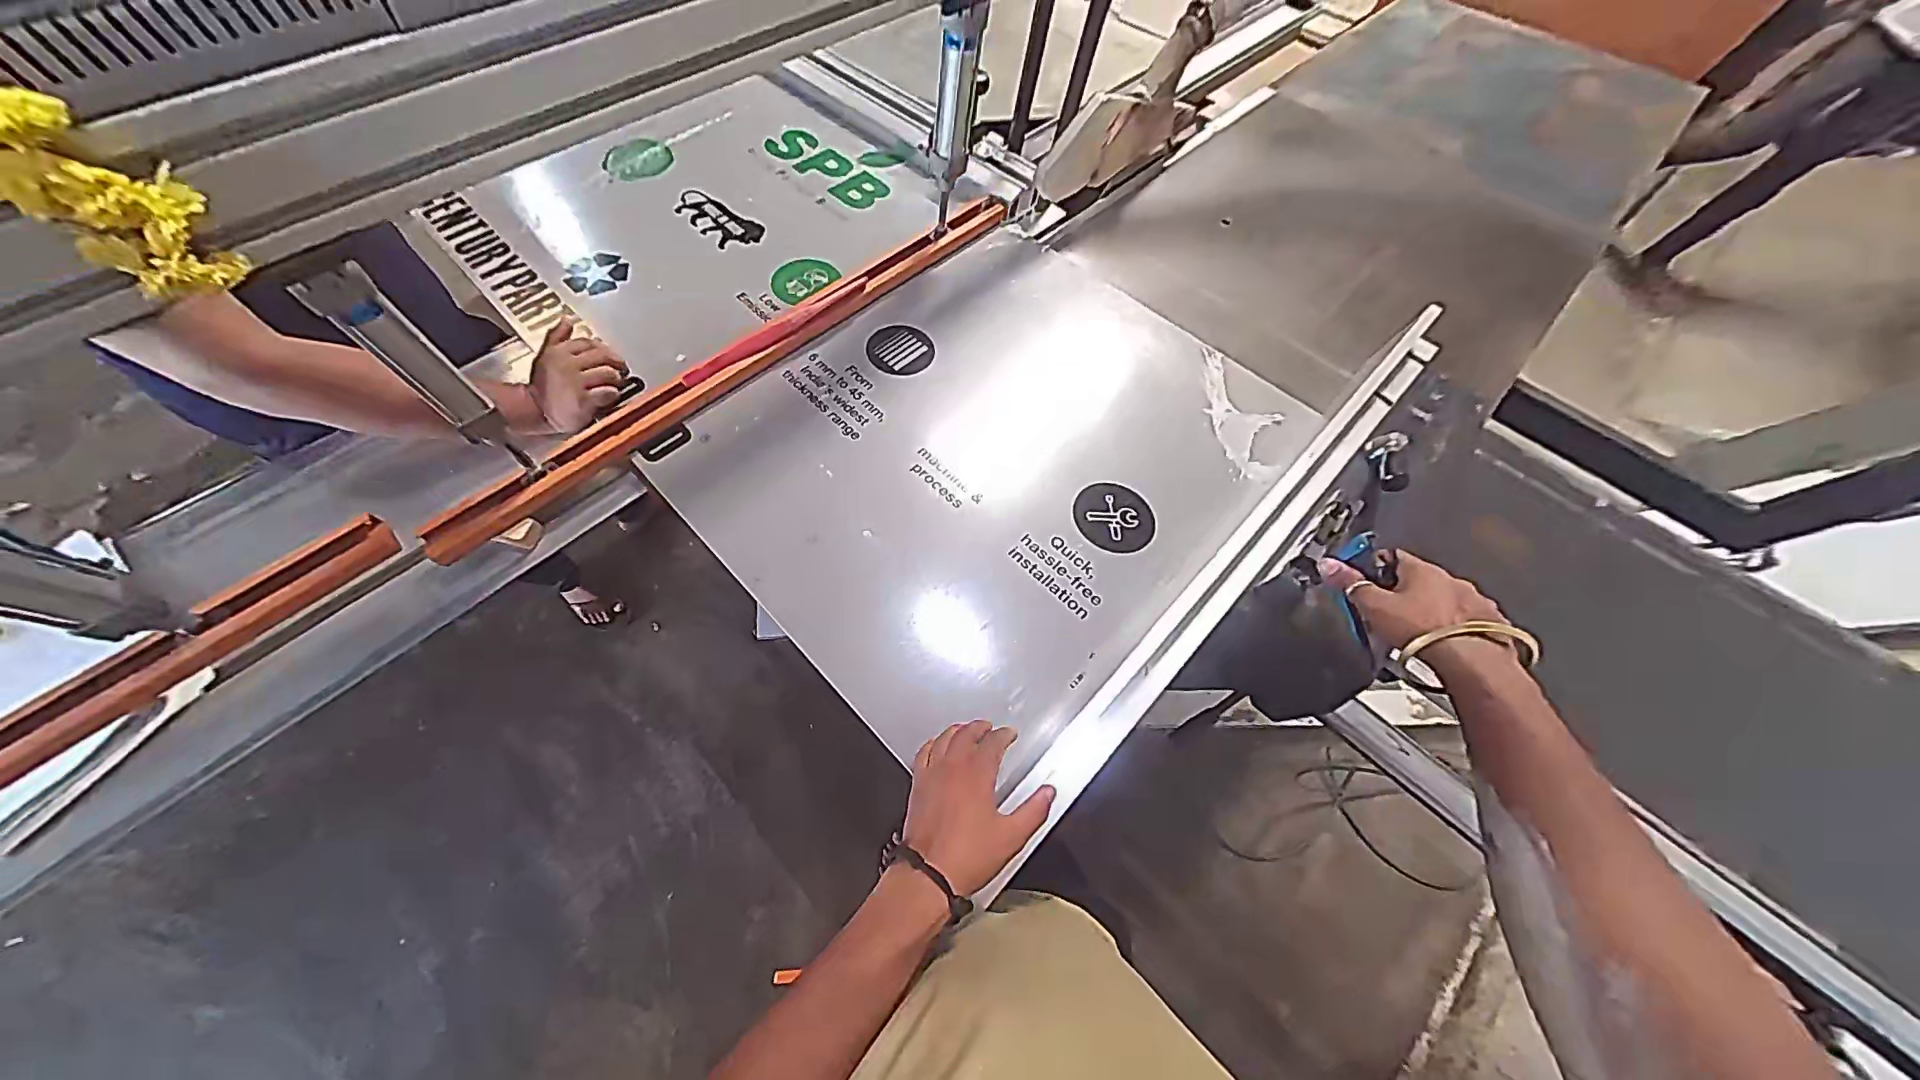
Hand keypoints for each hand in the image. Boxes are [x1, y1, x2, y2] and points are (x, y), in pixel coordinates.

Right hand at [529, 317, 627, 432]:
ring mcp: (575, 383)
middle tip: (620, 370)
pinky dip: (613, 394)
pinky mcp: (583, 401)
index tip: (610, 356)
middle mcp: (566, 365)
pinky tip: (609, 396)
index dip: (604, 349)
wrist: (536, 411)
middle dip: (616, 363)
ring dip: (616, 380)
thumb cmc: (544, 385)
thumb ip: (557, 337)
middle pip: (603, 356)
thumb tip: (567, 320)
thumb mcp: (546, 356)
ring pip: (608, 373)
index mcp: (559, 352)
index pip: (589, 343)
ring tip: (614, 384)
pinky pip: (608, 392)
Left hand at [903, 721, 1055, 895]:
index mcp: (977, 775)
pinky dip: (933, 744)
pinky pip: (924, 753)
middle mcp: (953, 768)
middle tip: (989, 727)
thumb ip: (1034, 811)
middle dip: (980, 727)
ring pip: (944, 739)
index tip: (1009, 734)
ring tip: (965, 730)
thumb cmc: (966, 857)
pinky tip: (936, 746)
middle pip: (966, 734)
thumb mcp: (1011, 836)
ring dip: (957, 730)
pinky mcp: (918, 786)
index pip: (992, 743)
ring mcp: (932, 775)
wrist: (928, 874)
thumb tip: (1047, 794)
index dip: (1004, 735)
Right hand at [1319, 551, 1515, 672]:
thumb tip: (1330, 565)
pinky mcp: (1488, 624)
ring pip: (1440, 601)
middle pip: (1416, 580)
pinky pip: (1461, 621)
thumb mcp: (1374, 606)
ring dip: (1426, 612)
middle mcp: (1450, 581)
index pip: (1391, 556)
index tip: (1362, 577)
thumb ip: (1351, 584)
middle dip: (1400, 594)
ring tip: (1409, 635)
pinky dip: (1449, 629)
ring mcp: (1472, 602)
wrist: (1471, 663)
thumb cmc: (1424, 632)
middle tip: (1382, 614)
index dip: (1373, 566)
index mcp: (1422, 570)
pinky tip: (1437, 645)